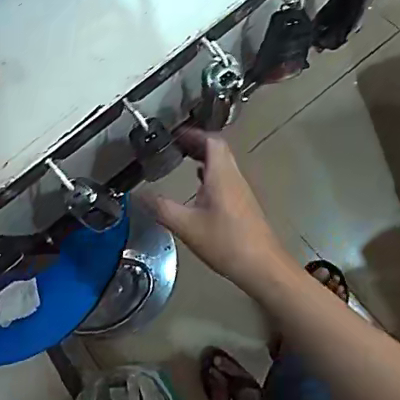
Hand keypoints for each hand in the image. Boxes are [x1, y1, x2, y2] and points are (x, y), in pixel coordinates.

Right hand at [143, 129, 296, 291]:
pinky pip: (226, 178)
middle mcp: (234, 177)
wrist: (262, 266)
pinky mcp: (243, 204)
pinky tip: (200, 186)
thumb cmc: (226, 242)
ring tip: (182, 160)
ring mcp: (241, 190)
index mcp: (222, 175)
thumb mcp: (187, 226)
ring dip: (204, 158)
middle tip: (175, 145)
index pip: (211, 141)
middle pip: (218, 150)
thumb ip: (162, 208)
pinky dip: (211, 174)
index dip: (193, 134)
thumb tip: (137, 195)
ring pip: (223, 164)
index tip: (174, 134)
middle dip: (196, 143)